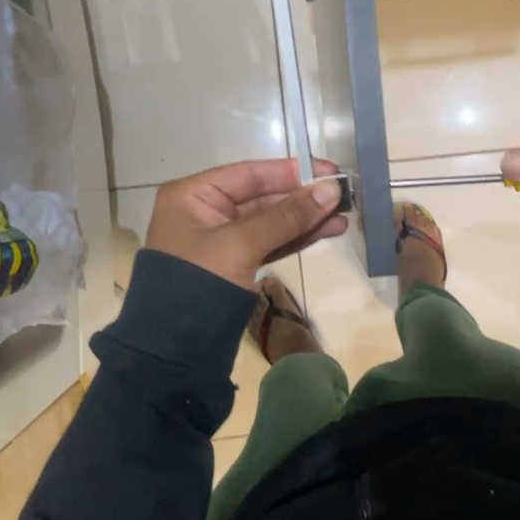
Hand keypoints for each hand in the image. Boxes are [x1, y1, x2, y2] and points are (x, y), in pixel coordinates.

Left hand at [146, 159, 348, 287]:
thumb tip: (330, 190)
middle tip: (344, 195)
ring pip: (272, 221)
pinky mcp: (237, 265)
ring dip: (307, 219)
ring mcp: (222, 240)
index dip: (292, 171)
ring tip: (343, 216)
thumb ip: (286, 216)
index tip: (331, 171)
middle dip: (304, 197)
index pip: (250, 174)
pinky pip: (272, 242)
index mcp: (194, 195)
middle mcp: (206, 211)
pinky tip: (327, 231)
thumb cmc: (199, 282)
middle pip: (263, 196)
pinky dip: (298, 238)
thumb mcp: (241, 243)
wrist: (175, 347)